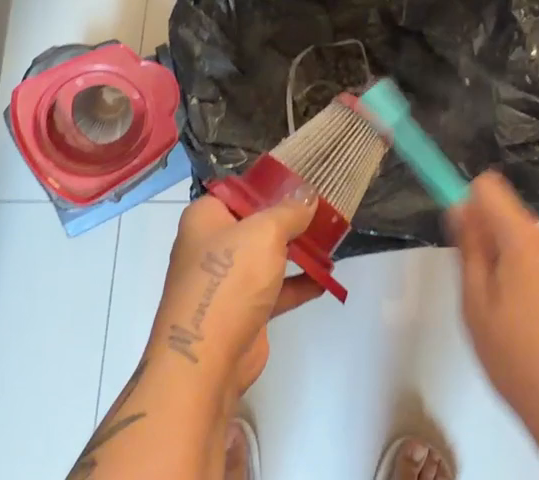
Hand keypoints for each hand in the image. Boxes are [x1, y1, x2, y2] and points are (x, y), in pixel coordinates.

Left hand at [146, 190, 325, 401]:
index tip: (305, 180)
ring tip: (333, 239)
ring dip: (298, 250)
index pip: (239, 190)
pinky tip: (326, 278)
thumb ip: (290, 211)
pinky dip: (299, 283)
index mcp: (206, 218)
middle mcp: (212, 246)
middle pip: (256, 223)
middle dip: (291, 218)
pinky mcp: (242, 311)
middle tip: (326, 208)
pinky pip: (275, 289)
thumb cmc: (229, 281)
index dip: (271, 184)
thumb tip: (308, 195)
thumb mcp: (265, 232)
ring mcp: (226, 281)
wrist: (205, 359)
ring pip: (268, 257)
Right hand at [449, 172, 538, 419]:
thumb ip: (468, 249)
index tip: (458, 235)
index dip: (467, 201)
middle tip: (479, 291)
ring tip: (505, 313)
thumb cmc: (515, 356)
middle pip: (509, 217)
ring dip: (510, 261)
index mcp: (525, 239)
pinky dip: (531, 277)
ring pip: (527, 241)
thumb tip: (459, 208)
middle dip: (489, 240)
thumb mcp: (475, 304)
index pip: (489, 188)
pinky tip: (530, 321)